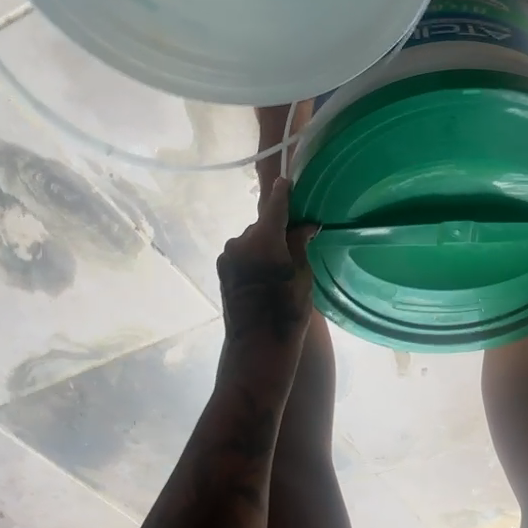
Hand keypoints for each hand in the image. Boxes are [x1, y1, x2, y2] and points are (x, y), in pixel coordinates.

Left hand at [217, 178, 317, 344]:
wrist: (257, 346)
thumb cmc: (287, 311)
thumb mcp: (303, 275)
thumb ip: (299, 244)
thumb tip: (305, 226)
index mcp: (263, 239)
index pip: (275, 205)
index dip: (283, 192)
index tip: (287, 181)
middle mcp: (240, 241)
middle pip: (263, 225)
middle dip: (278, 229)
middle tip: (296, 242)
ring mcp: (228, 256)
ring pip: (252, 240)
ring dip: (265, 245)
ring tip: (280, 266)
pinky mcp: (222, 269)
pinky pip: (243, 253)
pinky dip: (254, 257)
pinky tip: (265, 276)